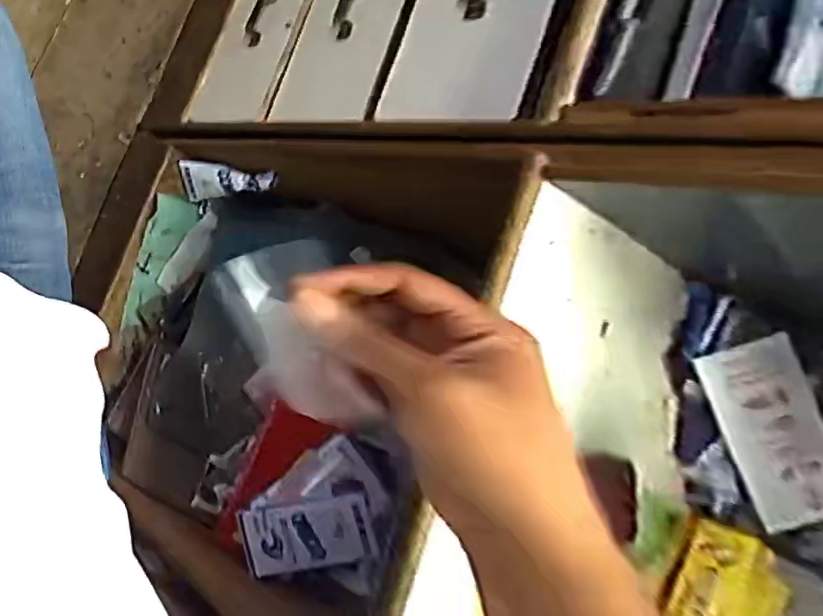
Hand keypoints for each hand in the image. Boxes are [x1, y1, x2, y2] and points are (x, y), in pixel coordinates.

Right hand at [289, 264, 590, 540]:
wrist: (526, 543)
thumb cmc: (491, 454)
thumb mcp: (427, 389)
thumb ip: (362, 341)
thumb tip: (301, 299)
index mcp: (481, 331)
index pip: (407, 283)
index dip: (353, 279)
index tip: (302, 287)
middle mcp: (462, 345)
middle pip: (390, 309)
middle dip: (345, 310)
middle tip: (296, 314)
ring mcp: (442, 376)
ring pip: (379, 340)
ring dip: (344, 340)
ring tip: (307, 344)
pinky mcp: (422, 403)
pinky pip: (377, 370)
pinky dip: (352, 368)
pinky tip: (328, 374)